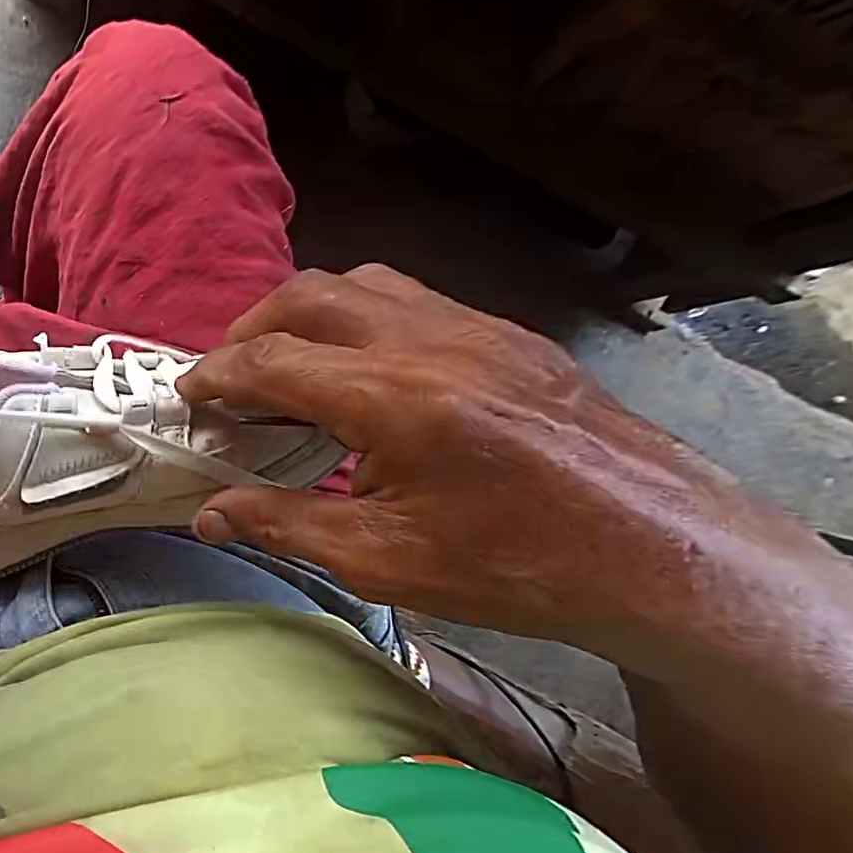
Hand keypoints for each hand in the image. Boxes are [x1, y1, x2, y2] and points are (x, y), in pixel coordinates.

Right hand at [177, 265, 845, 656]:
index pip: (272, 360)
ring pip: (358, 284)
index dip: (216, 374)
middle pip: (307, 297)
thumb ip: (282, 523)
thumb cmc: (516, 569)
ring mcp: (475, 327)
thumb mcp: (383, 559)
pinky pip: (406, 297)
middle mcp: (430, 341)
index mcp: (395, 399)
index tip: (188, 396)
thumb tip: (206, 515)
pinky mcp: (505, 333)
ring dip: (301, 314)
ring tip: (282, 363)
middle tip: (226, 376)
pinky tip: (356, 367)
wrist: (664, 556)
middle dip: (248, 330)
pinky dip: (353, 317)